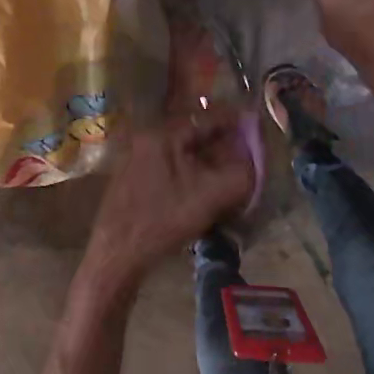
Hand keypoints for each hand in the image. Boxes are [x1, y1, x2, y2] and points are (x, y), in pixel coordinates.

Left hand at [83, 109, 255, 286]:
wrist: (117, 255)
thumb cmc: (163, 221)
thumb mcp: (211, 196)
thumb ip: (241, 173)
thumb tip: (254, 159)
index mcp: (162, 134)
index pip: (207, 118)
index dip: (235, 123)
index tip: (255, 129)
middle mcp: (145, 139)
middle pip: (193, 135)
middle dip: (220, 145)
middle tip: (243, 157)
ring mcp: (134, 159)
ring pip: (181, 154)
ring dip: (205, 162)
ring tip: (226, 176)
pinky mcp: (130, 180)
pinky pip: (168, 168)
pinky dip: (188, 175)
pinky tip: (200, 193)